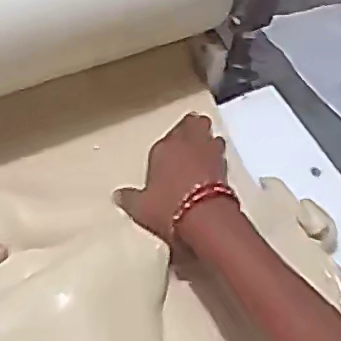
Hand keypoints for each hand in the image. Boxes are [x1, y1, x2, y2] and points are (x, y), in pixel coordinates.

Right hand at [115, 113, 231, 244]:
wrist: (204, 217)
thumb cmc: (168, 209)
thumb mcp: (142, 209)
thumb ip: (130, 199)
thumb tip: (117, 196)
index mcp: (162, 148)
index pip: (164, 140)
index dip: (168, 147)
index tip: (168, 157)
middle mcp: (184, 142)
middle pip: (190, 124)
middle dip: (191, 127)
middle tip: (191, 135)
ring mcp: (206, 148)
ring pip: (207, 131)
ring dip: (206, 136)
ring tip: (205, 145)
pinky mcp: (223, 161)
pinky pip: (219, 148)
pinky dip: (217, 152)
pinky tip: (215, 162)